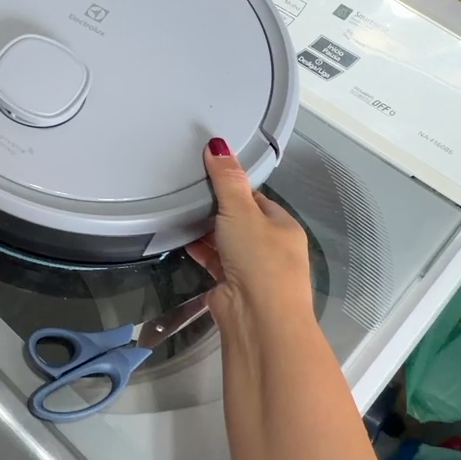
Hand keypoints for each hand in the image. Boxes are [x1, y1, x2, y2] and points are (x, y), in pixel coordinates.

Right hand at [186, 139, 313, 329]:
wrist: (257, 316)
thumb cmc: (260, 260)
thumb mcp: (241, 211)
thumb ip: (227, 179)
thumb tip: (217, 144)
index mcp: (283, 227)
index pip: (256, 197)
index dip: (233, 186)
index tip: (207, 175)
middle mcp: (271, 247)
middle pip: (238, 218)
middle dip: (215, 208)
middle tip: (187, 191)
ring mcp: (251, 267)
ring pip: (223, 239)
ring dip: (204, 229)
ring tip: (177, 210)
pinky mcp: (229, 282)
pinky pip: (210, 257)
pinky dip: (196, 248)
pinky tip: (178, 237)